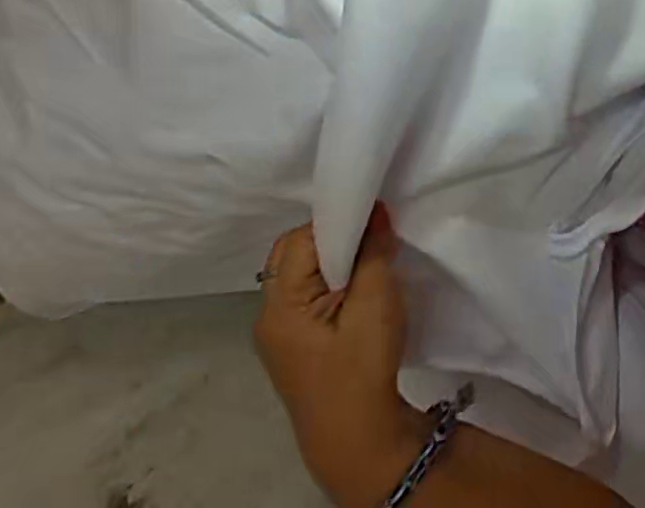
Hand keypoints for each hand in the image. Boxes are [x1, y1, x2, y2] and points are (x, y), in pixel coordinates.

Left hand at [255, 206, 429, 506]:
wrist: (357, 433)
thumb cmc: (362, 364)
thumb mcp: (375, 301)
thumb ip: (373, 253)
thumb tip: (375, 212)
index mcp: (279, 306)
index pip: (298, 241)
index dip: (336, 224)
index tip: (375, 220)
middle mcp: (269, 315)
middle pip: (292, 255)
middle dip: (333, 238)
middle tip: (373, 239)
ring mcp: (280, 332)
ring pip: (302, 274)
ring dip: (336, 259)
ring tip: (372, 261)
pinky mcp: (297, 343)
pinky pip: (310, 294)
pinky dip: (335, 279)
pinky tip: (362, 288)